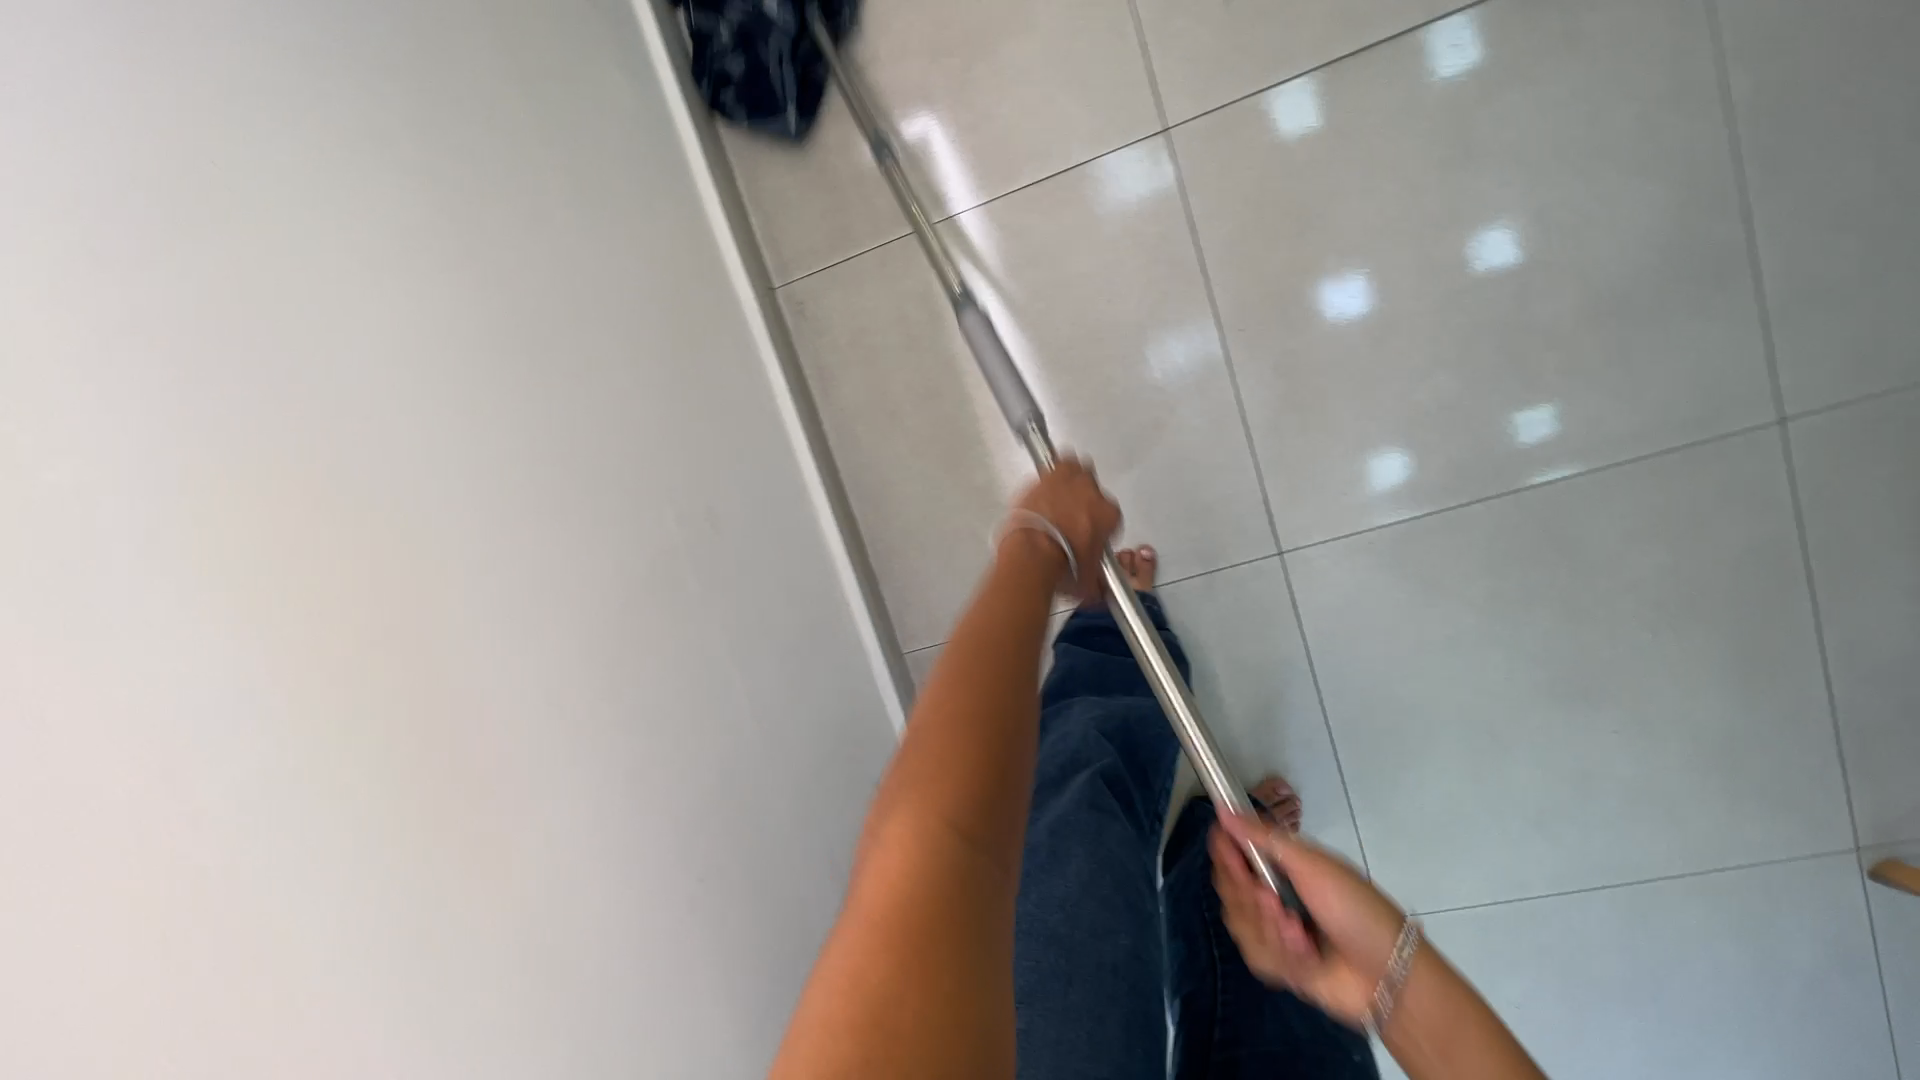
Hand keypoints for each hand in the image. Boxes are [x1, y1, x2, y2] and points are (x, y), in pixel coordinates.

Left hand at [1000, 457, 1120, 600]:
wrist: (1033, 554)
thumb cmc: (1061, 565)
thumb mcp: (1088, 581)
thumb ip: (1096, 578)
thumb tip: (1094, 589)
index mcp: (1109, 515)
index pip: (1109, 513)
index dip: (1096, 521)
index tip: (1085, 530)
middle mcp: (1092, 494)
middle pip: (1092, 487)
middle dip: (1082, 497)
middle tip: (1068, 511)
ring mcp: (1069, 482)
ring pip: (1074, 469)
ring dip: (1068, 478)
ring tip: (1057, 492)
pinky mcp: (1045, 478)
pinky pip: (1052, 467)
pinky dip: (1048, 476)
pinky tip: (1040, 489)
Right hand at [1211, 814, 1409, 1028]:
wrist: (1387, 972)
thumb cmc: (1354, 907)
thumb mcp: (1312, 865)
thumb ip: (1263, 838)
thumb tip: (1223, 808)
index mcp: (1282, 867)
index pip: (1235, 854)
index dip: (1225, 852)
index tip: (1224, 849)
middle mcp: (1273, 896)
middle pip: (1230, 890)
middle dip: (1248, 897)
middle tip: (1272, 898)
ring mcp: (1274, 932)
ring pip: (1240, 925)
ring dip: (1269, 928)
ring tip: (1298, 930)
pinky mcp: (1280, 966)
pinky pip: (1258, 956)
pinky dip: (1282, 954)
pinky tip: (1307, 953)